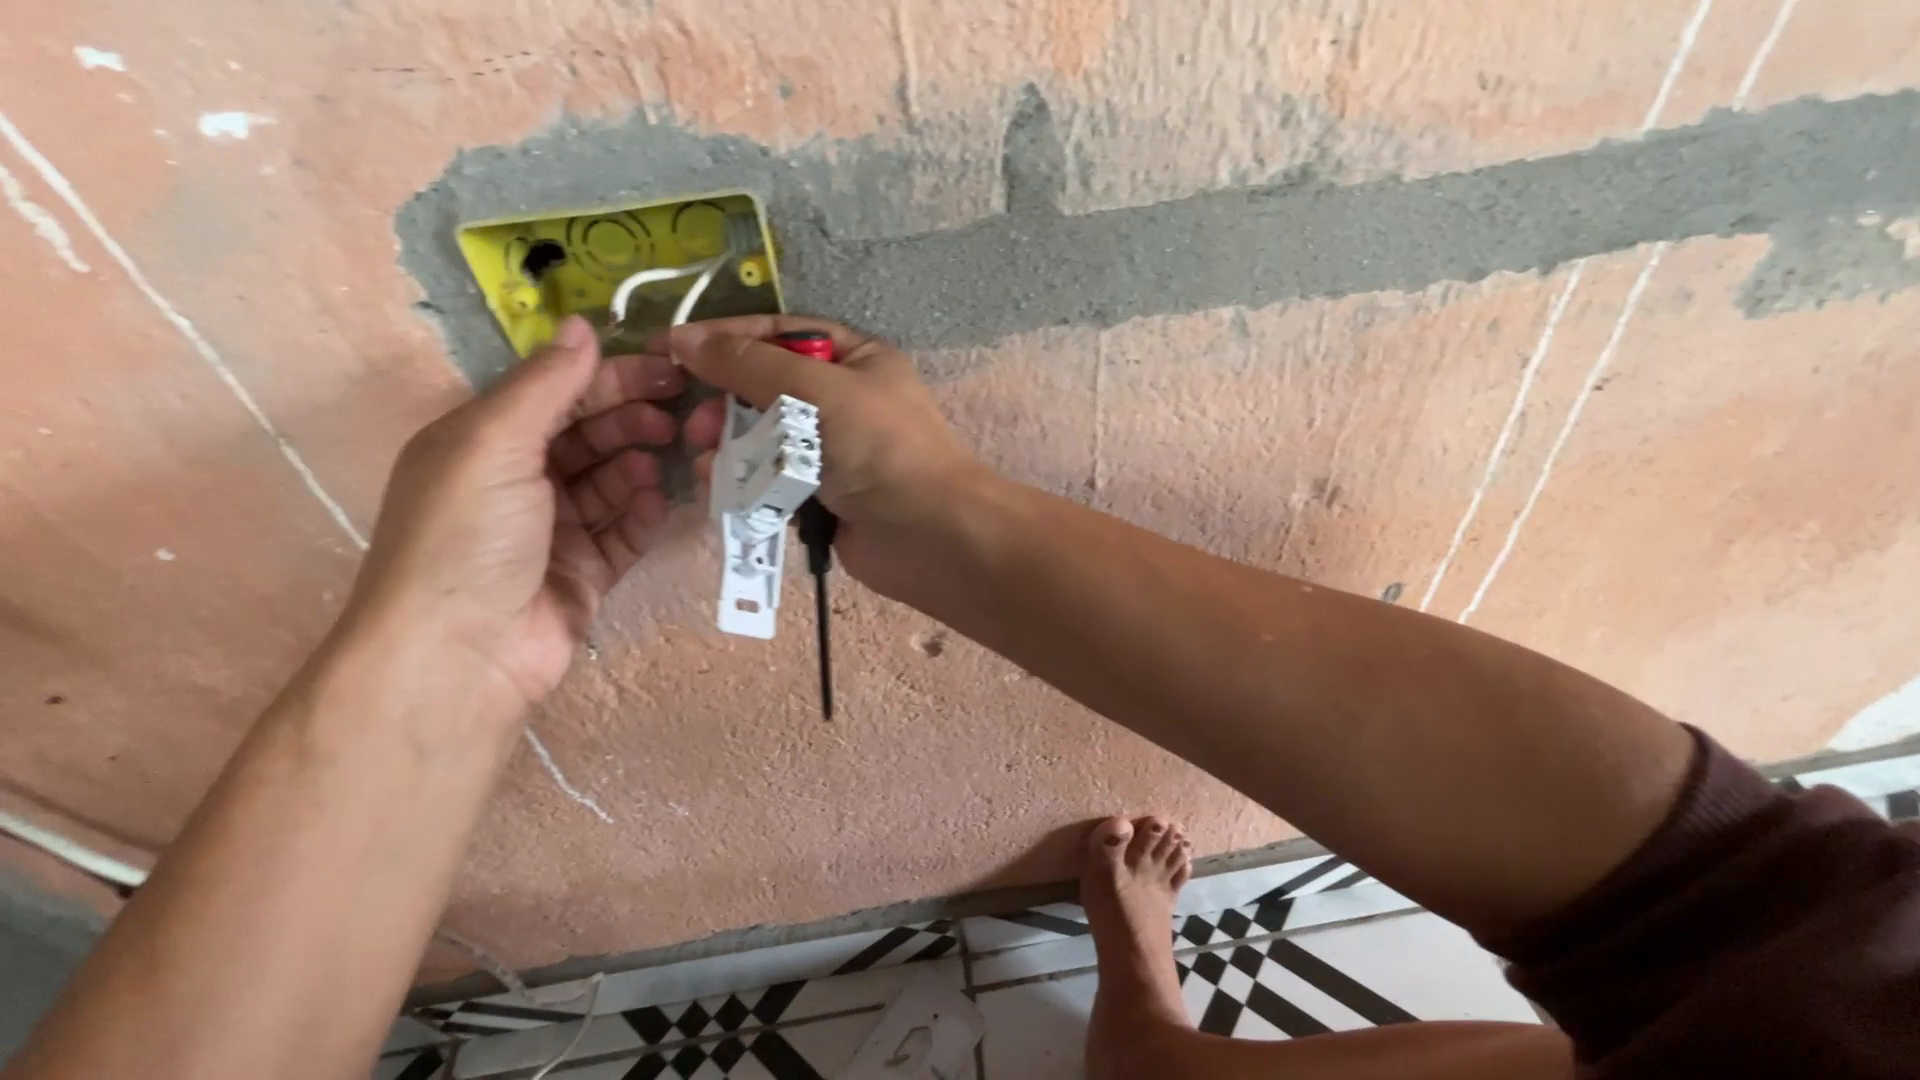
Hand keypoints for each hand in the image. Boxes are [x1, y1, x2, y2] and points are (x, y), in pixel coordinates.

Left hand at [345, 316, 683, 715]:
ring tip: (672, 459)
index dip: (610, 376)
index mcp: (484, 441)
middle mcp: (518, 481)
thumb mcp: (493, 444)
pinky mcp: (585, 572)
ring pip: (613, 481)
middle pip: (590, 435)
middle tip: (680, 418)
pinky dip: (644, 513)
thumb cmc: (466, 536)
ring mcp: (555, 530)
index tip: (668, 370)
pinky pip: (625, 531)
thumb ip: (545, 385)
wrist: (459, 656)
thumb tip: (581, 323)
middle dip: (634, 419)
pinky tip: (659, 501)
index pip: (558, 393)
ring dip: (642, 465)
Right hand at [650, 316, 983, 595]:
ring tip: (705, 455)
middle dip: (726, 401)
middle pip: (767, 387)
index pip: (780, 333)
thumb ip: (747, 364)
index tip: (671, 348)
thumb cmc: (877, 447)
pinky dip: (746, 480)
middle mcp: (845, 399)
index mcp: (856, 359)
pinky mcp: (822, 496)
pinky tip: (720, 485)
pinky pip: (772, 479)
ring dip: (730, 444)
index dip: (726, 337)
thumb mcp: (814, 389)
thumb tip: (684, 338)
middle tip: (696, 422)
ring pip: (765, 437)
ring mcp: (833, 451)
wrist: (926, 533)